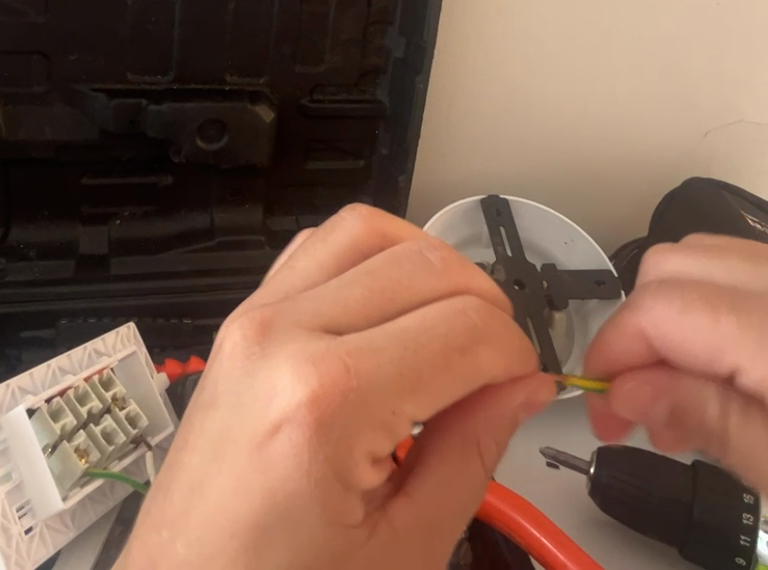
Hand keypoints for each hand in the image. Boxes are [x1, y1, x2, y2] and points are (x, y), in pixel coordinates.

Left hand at [119, 204, 555, 569]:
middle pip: (425, 264)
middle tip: (501, 362)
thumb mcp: (399, 552)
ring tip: (452, 323)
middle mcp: (282, 337)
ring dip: (429, 264)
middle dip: (487, 306)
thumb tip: (521, 385)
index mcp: (325, 402)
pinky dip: (370, 257)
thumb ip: (472, 454)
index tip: (526, 383)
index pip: (465, 329)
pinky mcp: (242, 318)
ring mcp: (255, 317)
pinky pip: (317, 247)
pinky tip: (391, 305)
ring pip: (369, 230)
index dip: (518, 355)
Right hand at [584, 235, 767, 569]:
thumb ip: (716, 424)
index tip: (603, 409)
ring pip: (707, 260)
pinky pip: (751, 277)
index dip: (617, 350)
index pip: (670, 305)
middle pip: (677, 263)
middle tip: (640, 410)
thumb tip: (628, 387)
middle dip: (639, 330)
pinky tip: (728, 381)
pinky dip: (714, 316)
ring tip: (682, 403)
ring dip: (673, 320)